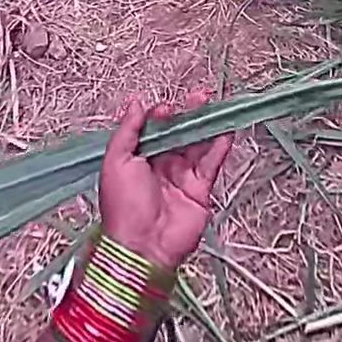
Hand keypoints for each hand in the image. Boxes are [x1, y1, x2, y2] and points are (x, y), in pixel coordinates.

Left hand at [100, 94, 231, 269]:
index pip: (154, 129)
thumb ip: (128, 130)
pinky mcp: (199, 190)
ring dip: (206, 125)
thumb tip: (136, 104)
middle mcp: (160, 165)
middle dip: (189, 114)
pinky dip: (220, 146)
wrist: (143, 246)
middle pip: (178, 133)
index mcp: (137, 158)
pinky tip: (225, 131)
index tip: (167, 108)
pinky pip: (211, 164)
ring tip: (216, 107)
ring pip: (197, 144)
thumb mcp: (116, 161)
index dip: (161, 115)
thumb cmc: (123, 207)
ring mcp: (181, 177)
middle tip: (200, 96)